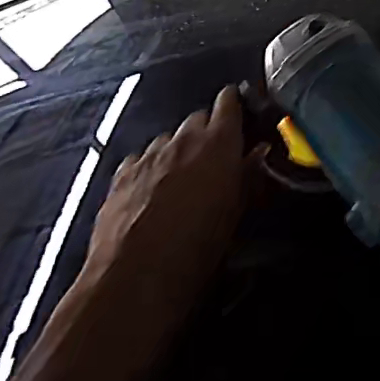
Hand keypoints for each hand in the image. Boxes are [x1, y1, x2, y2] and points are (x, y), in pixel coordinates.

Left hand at [82, 84, 261, 302]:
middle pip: (198, 119)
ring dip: (177, 151)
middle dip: (207, 132)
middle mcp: (182, 138)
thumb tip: (260, 152)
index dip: (235, 103)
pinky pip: (140, 159)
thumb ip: (249, 175)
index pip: (229, 101)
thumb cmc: (199, 248)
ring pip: (168, 139)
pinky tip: (150, 192)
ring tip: (181, 181)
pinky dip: (149, 168)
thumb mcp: (236, 213)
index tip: (240, 113)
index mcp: (218, 142)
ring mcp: (147, 154)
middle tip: (214, 159)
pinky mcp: (120, 174)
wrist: (135, 279)